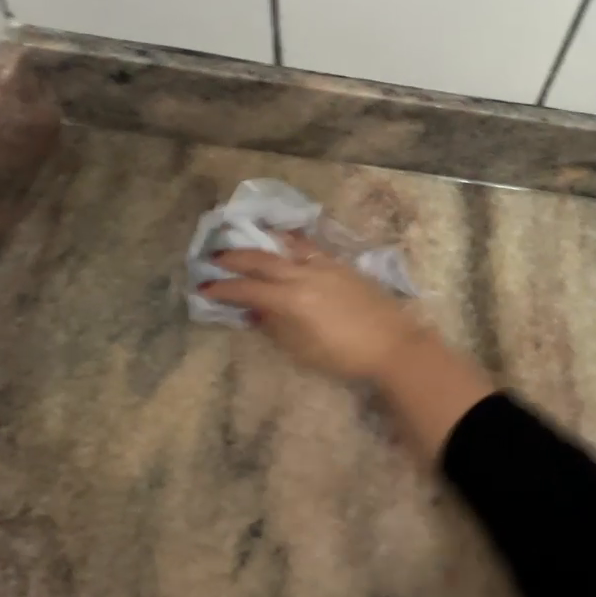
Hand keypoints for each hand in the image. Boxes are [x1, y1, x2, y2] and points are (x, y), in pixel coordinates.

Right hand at [200, 233, 423, 380]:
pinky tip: (283, 243)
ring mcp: (325, 265)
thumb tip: (252, 310)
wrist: (393, 343)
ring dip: (261, 245)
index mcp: (292, 299)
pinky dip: (289, 244)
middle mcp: (305, 275)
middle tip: (214, 257)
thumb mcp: (302, 349)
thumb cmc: (345, 355)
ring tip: (244, 241)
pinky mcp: (341, 264)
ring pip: (286, 247)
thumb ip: (274, 326)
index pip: (248, 289)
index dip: (223, 288)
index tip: (203, 287)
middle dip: (235, 258)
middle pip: (262, 260)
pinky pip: (308, 248)